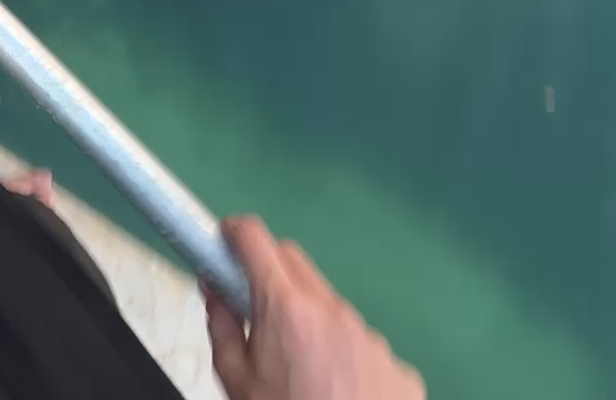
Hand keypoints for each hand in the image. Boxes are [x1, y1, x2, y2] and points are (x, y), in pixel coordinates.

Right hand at [206, 216, 424, 399]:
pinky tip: (338, 389)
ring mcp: (372, 339)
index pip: (255, 237)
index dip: (233, 232)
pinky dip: (342, 348)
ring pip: (328, 301)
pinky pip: (362, 341)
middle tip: (251, 299)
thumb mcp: (235, 378)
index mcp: (286, 308)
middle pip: (293, 258)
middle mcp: (333, 312)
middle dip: (266, 265)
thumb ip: (220, 323)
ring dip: (306, 310)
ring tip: (300, 361)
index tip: (222, 244)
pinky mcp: (401, 369)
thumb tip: (214, 288)